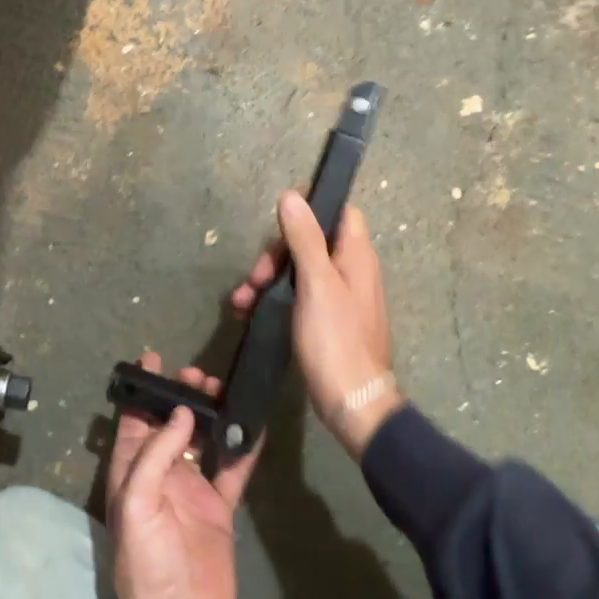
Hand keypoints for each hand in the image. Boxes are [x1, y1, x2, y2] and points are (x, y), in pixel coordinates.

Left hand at [106, 351, 261, 598]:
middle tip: (199, 375)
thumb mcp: (136, 504)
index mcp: (131, 470)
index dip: (142, 389)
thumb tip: (180, 411)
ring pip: (201, 439)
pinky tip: (254, 427)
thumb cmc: (146, 560)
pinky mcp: (218, 507)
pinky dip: (243, 448)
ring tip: (223, 390)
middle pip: (170, 423)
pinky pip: (232, 470)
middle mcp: (160, 473)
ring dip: (211, 414)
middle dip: (181, 395)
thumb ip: (155, 454)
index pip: (134, 419)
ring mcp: (190, 489)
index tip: (153, 357)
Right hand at [230, 190, 401, 457]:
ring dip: (269, 278)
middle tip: (257, 274)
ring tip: (242, 300)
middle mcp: (352, 271)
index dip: (314, 206)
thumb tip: (292, 195)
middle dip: (277, 253)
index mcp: (356, 256)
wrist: (352, 403)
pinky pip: (297, 296)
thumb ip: (304, 238)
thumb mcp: (316, 283)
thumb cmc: (336, 338)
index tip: (281, 215)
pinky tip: (249, 312)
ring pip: (299, 270)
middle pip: (311, 242)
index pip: (341, 212)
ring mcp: (339, 298)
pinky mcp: (326, 321)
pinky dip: (275, 299)